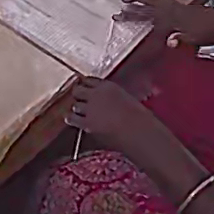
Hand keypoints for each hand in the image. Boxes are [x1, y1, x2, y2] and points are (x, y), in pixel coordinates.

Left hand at [67, 78, 204, 198]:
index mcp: (108, 86)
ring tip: (80, 112)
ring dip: (77, 108)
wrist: (140, 133)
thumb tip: (110, 100)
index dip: (86, 85)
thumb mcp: (128, 99)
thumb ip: (115, 96)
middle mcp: (96, 94)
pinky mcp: (87, 122)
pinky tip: (72, 120)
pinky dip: (72, 119)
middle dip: (78, 95)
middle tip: (80, 100)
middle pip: (78, 90)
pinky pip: (72, 118)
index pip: (89, 80)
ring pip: (75, 104)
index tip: (85, 88)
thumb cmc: (141, 118)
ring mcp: (90, 108)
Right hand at [116, 0, 213, 47]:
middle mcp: (173, 11)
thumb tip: (167, 42)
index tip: (118, 17)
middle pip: (149, 6)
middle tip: (121, 4)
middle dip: (134, 5)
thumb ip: (181, 40)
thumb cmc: (212, 33)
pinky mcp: (184, 7)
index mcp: (173, 19)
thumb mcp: (197, 40)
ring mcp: (178, 7)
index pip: (148, 18)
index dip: (131, 17)